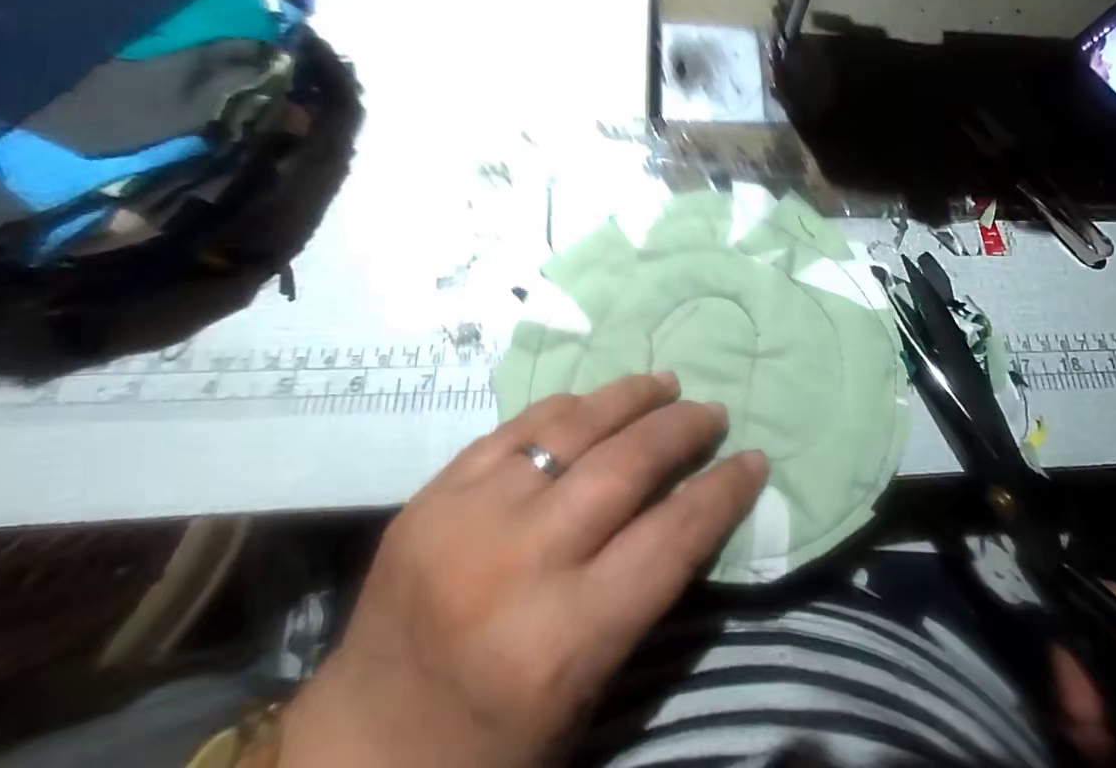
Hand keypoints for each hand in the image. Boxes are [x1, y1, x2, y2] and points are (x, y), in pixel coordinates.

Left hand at [280, 373, 768, 767]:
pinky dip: (567, 409)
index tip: (754, 460)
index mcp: (564, 637)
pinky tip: (595, 402)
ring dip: (629, 398)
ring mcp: (463, 523)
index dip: (725, 489)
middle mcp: (515, 568)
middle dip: (683, 429)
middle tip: (713, 413)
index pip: (673, 535)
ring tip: (665, 384)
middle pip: (626, 467)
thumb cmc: (498, 738)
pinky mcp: (429, 499)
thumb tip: (696, 501)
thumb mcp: (594, 681)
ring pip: (569, 430)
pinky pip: (513, 431)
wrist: (361, 750)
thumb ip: (648, 587)